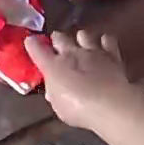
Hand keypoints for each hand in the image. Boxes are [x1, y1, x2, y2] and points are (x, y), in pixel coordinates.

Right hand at [25, 30, 143, 131]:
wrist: (109, 104)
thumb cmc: (78, 110)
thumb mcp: (58, 106)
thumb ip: (55, 94)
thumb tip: (53, 90)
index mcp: (53, 66)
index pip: (36, 48)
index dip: (32, 44)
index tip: (31, 42)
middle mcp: (71, 53)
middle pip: (60, 37)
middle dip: (57, 39)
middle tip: (58, 45)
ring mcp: (93, 52)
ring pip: (84, 34)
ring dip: (81, 38)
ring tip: (83, 44)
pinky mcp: (112, 55)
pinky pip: (108, 40)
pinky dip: (105, 41)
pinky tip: (105, 46)